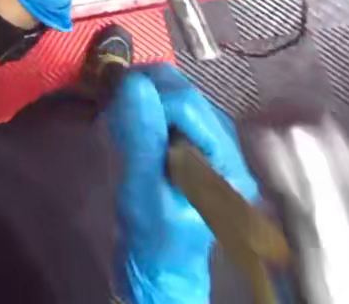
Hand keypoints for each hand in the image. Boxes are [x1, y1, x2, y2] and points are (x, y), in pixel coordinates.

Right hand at [107, 66, 258, 303]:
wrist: (158, 266)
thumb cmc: (150, 238)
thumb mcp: (141, 192)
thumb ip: (140, 137)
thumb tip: (133, 82)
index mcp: (226, 161)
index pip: (188, 106)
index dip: (152, 98)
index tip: (120, 106)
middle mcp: (229, 144)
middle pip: (187, 95)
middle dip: (150, 93)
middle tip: (119, 105)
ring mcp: (215, 140)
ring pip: (181, 95)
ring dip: (150, 98)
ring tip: (125, 115)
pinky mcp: (200, 140)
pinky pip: (176, 108)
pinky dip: (152, 107)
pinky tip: (137, 123)